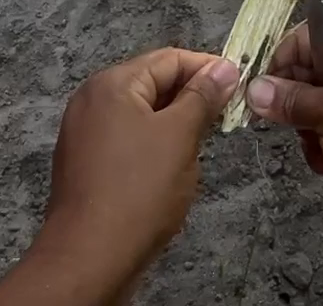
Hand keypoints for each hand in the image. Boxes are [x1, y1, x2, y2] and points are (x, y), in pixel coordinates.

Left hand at [41, 49, 238, 277]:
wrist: (87, 264)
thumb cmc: (138, 192)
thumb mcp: (180, 136)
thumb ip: (203, 96)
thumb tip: (224, 67)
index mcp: (112, 84)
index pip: (170, 59)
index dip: (207, 68)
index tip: (238, 84)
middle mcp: (92, 100)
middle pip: (153, 82)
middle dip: (191, 96)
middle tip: (224, 115)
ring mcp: (84, 133)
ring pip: (142, 112)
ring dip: (174, 122)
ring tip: (201, 143)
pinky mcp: (84, 163)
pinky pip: (127, 138)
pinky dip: (152, 143)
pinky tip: (171, 167)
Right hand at [248, 28, 322, 236]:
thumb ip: (292, 99)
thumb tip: (252, 89)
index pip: (305, 39)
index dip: (281, 59)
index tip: (261, 88)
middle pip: (301, 74)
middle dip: (293, 102)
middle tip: (290, 123)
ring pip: (304, 108)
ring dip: (305, 131)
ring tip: (320, 145)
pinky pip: (315, 133)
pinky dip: (317, 148)